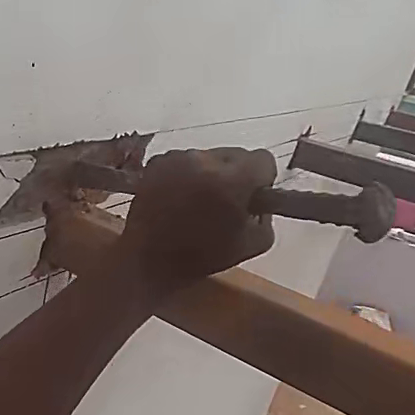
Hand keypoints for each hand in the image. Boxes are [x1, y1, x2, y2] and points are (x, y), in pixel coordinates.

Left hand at [114, 147, 276, 293]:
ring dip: (210, 174)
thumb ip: (266, 219)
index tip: (252, 196)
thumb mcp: (251, 246)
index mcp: (233, 180)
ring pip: (209, 157)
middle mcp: (206, 160)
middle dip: (235, 176)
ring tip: (196, 203)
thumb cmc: (201, 257)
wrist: (148, 259)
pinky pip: (184, 161)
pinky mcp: (158, 161)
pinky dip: (186, 175)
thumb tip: (262, 204)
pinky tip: (178, 199)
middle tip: (224, 202)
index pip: (263, 159)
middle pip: (236, 155)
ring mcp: (178, 158)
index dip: (262, 179)